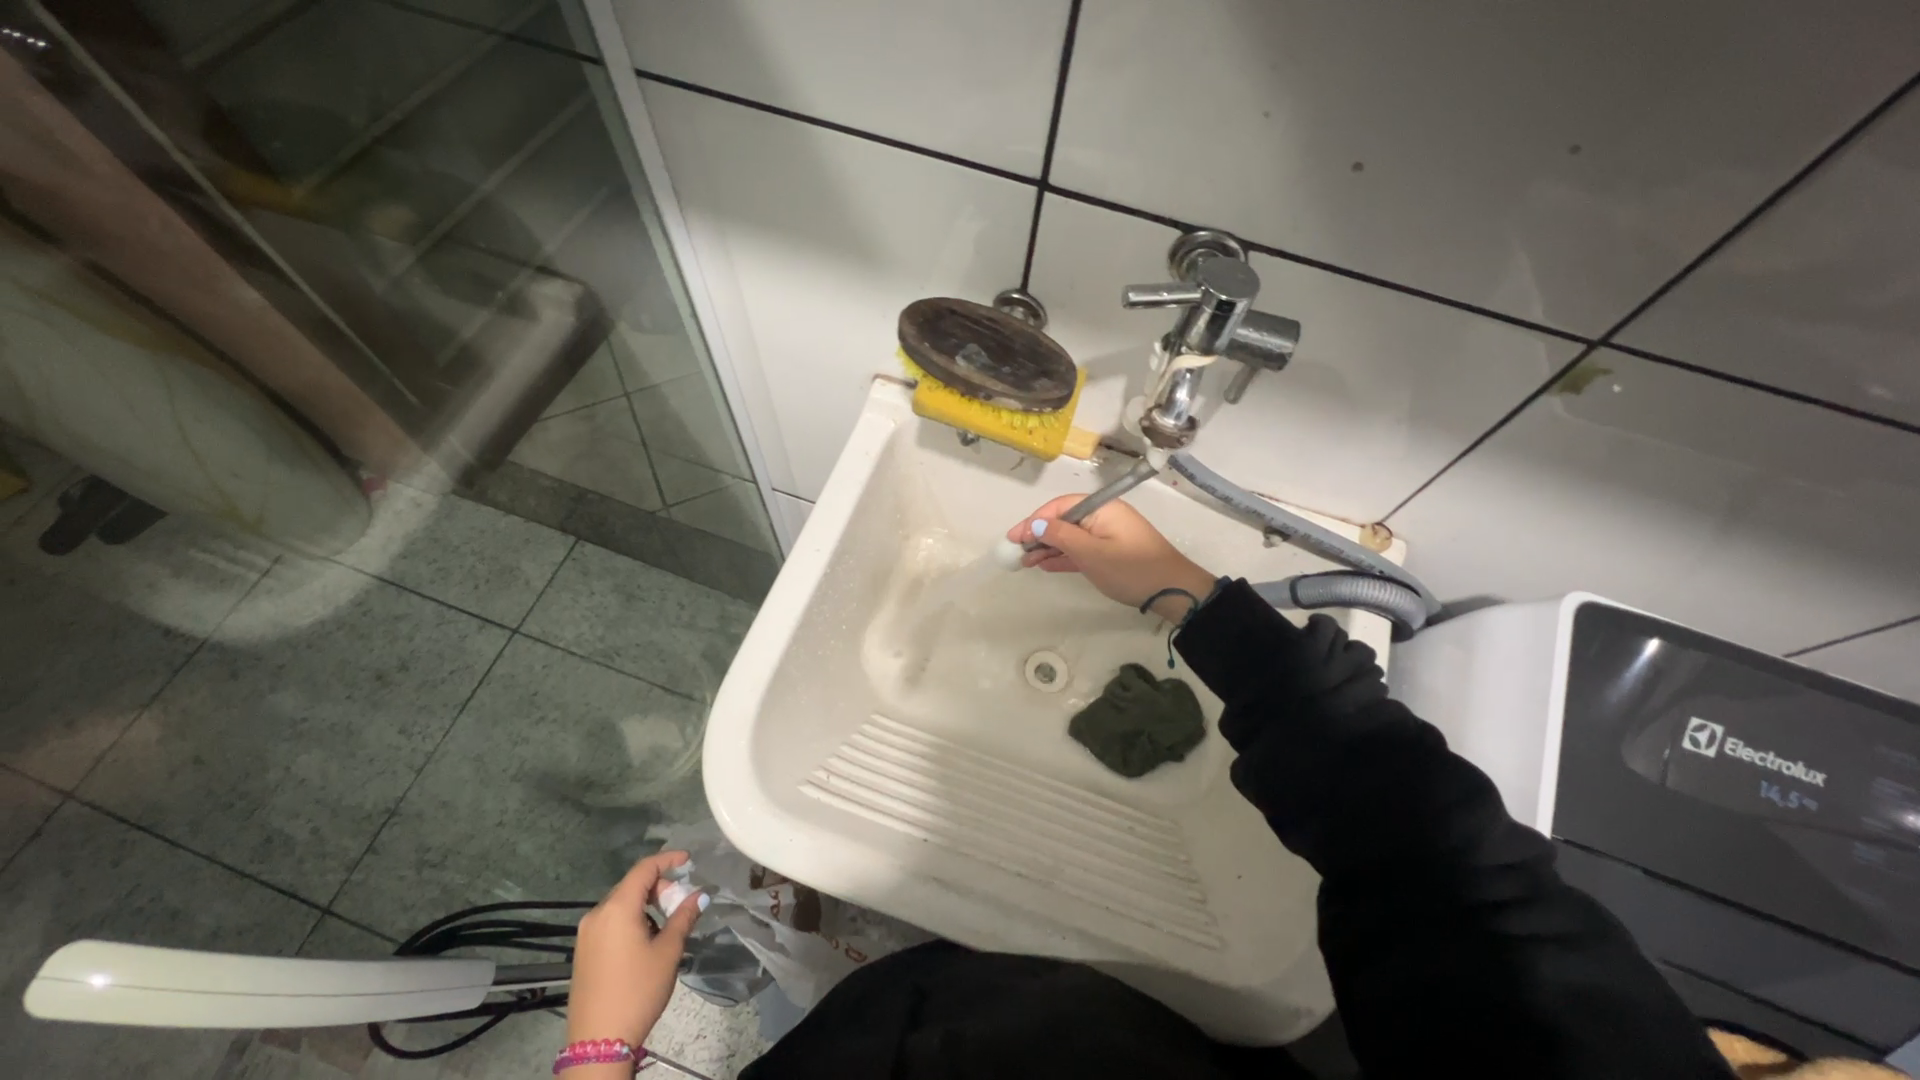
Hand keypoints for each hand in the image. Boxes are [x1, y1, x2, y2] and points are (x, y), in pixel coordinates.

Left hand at [566, 851, 703, 1054]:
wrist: (599, 1040)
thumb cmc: (638, 990)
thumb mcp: (668, 952)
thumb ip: (684, 917)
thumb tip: (699, 894)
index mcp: (617, 908)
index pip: (644, 869)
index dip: (668, 859)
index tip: (688, 860)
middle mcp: (597, 914)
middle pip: (630, 885)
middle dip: (658, 886)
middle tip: (680, 901)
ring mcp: (586, 933)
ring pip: (620, 904)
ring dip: (644, 904)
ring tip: (665, 925)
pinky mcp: (583, 951)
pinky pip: (610, 921)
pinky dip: (630, 919)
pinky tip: (645, 940)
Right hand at [1006, 496, 1216, 620]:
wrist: (1173, 591)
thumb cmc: (1131, 569)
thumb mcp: (1091, 553)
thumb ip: (1060, 536)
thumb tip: (1035, 524)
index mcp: (1101, 508)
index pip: (1060, 506)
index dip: (1034, 520)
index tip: (1014, 537)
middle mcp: (1103, 517)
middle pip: (1063, 520)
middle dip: (1038, 535)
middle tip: (1015, 552)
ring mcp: (1107, 535)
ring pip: (1070, 537)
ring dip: (1047, 548)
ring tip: (1025, 562)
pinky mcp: (1110, 552)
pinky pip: (1080, 549)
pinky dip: (1063, 557)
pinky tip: (1044, 564)